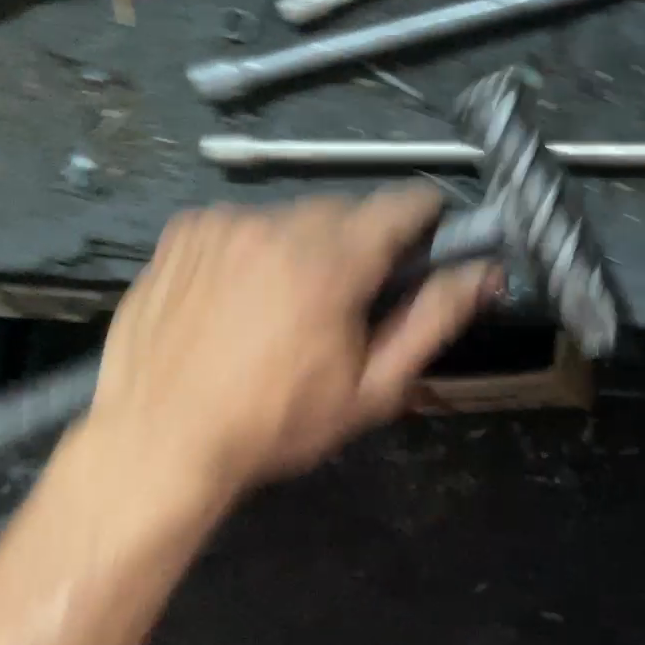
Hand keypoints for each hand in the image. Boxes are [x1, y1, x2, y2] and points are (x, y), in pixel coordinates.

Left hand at [90, 187, 493, 495]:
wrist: (161, 438)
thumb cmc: (281, 421)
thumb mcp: (377, 385)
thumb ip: (435, 320)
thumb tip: (483, 275)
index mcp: (328, 264)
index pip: (399, 206)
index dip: (430, 214)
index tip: (440, 232)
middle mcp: (271, 228)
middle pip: (347, 210)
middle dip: (371, 240)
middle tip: (372, 292)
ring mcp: (219, 228)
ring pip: (296, 218)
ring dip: (318, 246)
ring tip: (309, 302)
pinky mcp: (180, 237)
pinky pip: (247, 227)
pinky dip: (268, 250)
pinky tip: (259, 298)